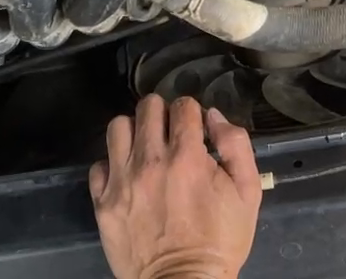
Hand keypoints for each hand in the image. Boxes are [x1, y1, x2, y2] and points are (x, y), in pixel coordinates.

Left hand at [90, 95, 261, 278]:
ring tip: (144, 149)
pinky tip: (126, 178)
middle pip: (148, 106)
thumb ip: (236, 144)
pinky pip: (98, 165)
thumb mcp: (247, 192)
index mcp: (187, 156)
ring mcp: (122, 182)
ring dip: (134, 132)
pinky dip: (112, 167)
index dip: (191, 113)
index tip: (194, 131)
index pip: (182, 105)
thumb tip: (213, 116)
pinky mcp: (103, 205)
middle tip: (169, 135)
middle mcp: (151, 162)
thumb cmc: (220, 240)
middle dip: (162, 114)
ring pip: (118, 127)